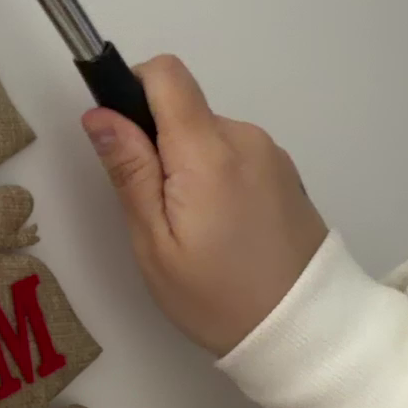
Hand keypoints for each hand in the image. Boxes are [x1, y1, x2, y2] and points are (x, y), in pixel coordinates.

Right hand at [83, 56, 328, 356]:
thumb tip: (99, 116)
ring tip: (191, 226)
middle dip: (156, 142)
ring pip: (205, 133)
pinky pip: (231, 152)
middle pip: (183, 107)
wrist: (308, 332)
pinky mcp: (284, 171)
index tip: (120, 134)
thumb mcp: (155, 243)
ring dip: (184, 162)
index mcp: (208, 152)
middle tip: (155, 208)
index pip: (166, 74)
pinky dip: (212, 174)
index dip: (132, 87)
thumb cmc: (217, 297)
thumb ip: (129, 171)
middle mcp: (244, 138)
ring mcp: (270, 153)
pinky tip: (220, 226)